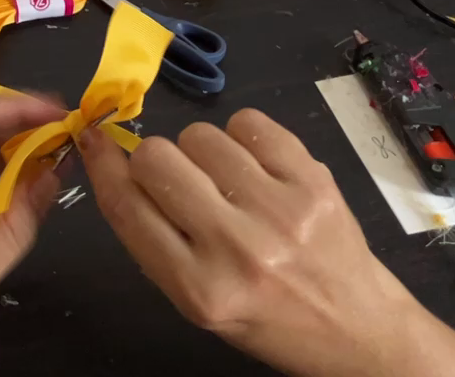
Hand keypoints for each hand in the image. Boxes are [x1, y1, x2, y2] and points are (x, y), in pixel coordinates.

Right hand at [81, 108, 454, 376]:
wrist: (363, 333)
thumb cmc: (267, 318)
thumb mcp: (195, 296)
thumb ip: (150, 231)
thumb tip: (107, 154)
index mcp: (199, 289)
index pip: (125, 206)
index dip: (101, 163)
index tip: (92, 137)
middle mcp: (237, 250)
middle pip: (156, 156)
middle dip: (155, 160)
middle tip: (181, 182)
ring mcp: (280, 211)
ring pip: (199, 134)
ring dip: (202, 151)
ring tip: (229, 182)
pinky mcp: (314, 181)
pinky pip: (247, 121)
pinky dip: (243, 136)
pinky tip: (258, 168)